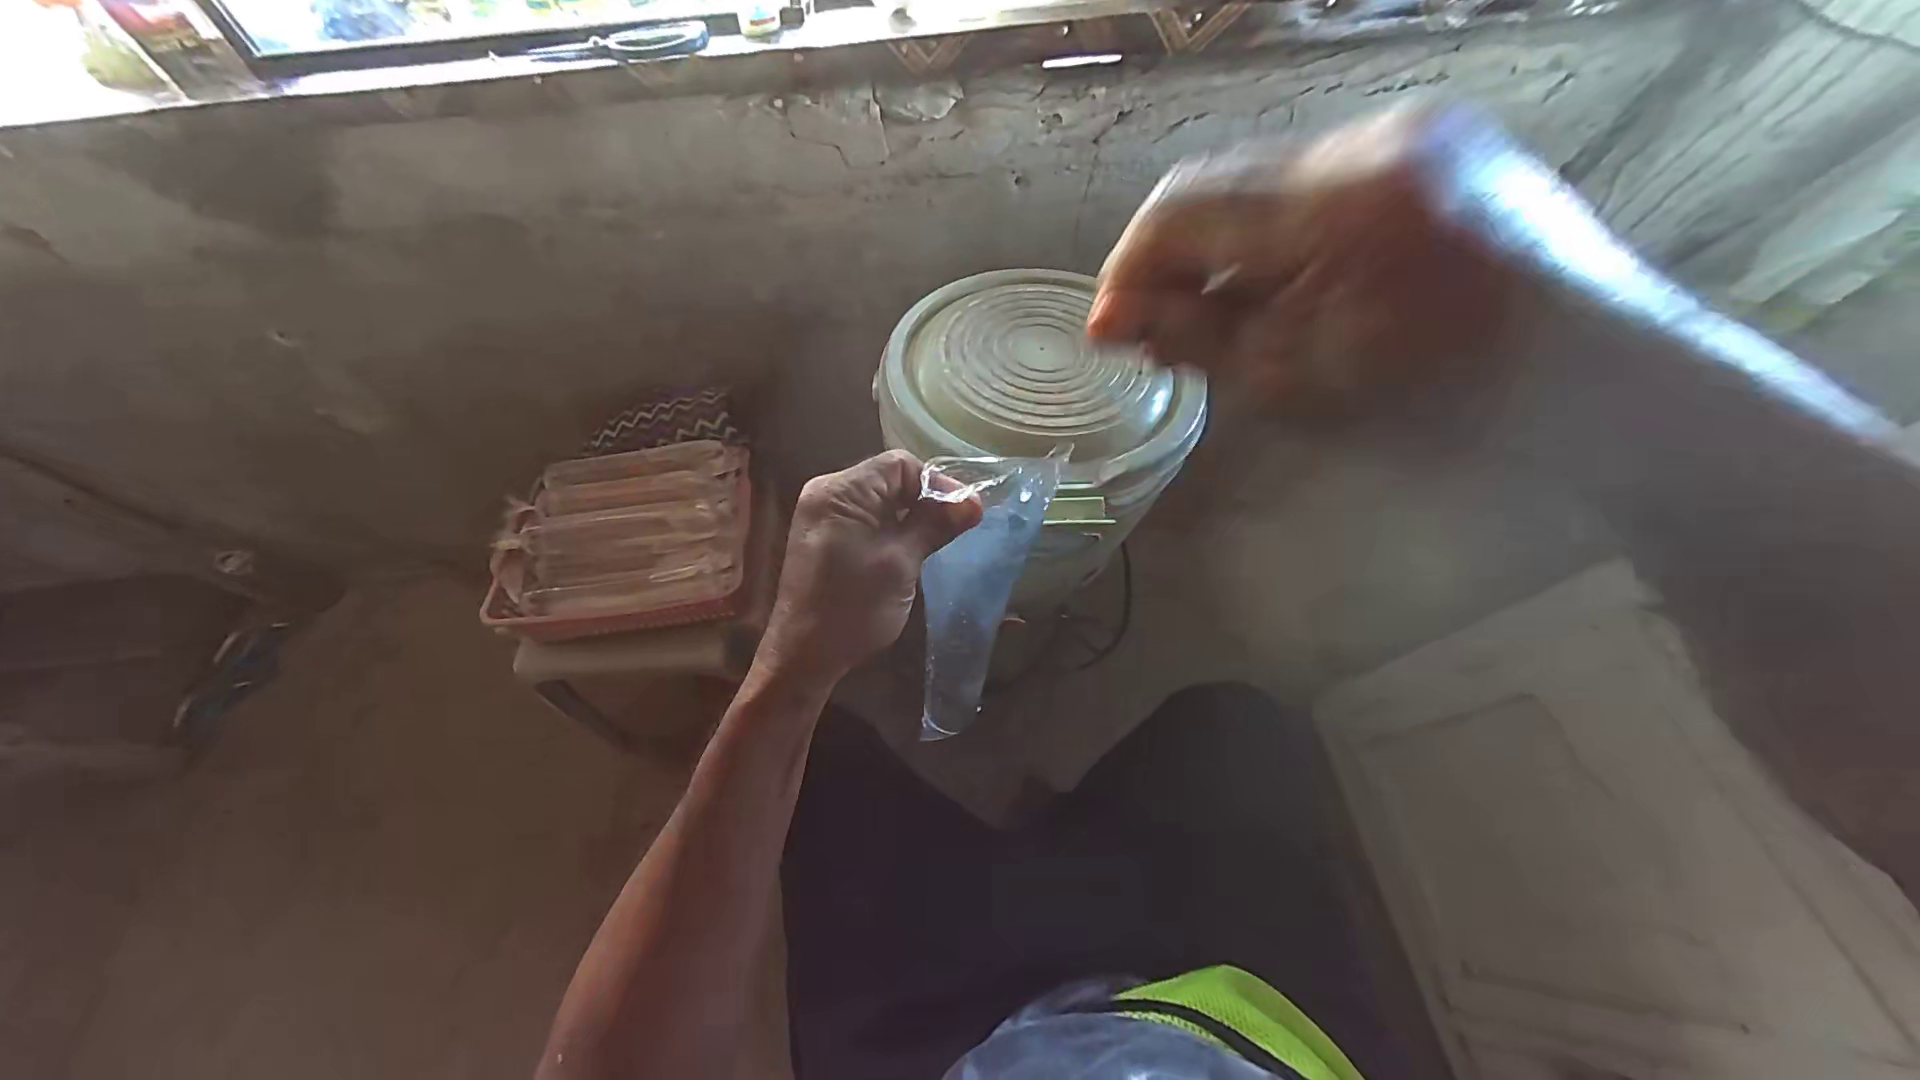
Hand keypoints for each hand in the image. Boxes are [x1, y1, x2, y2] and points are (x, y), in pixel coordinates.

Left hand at [757, 450, 981, 686]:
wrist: (804, 656)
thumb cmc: (853, 606)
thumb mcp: (901, 563)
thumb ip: (935, 525)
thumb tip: (975, 502)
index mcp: (839, 491)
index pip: (898, 465)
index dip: (937, 483)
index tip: (966, 511)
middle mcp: (827, 493)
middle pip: (889, 479)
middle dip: (926, 499)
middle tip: (958, 526)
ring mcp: (823, 516)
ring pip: (880, 501)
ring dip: (912, 516)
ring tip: (941, 539)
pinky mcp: (826, 538)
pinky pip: (867, 519)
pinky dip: (893, 528)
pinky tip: (912, 549)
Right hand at [1088, 105, 1530, 421]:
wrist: (1601, 380)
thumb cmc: (1446, 407)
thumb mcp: (1299, 384)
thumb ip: (1199, 336)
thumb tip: (1117, 321)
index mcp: (1344, 203)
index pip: (1185, 209)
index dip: (1127, 270)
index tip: (1104, 330)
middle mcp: (1374, 137)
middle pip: (1216, 187)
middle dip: (1166, 264)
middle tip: (1150, 332)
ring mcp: (1408, 130)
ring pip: (1257, 186)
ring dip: (1214, 254)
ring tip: (1204, 319)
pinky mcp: (1426, 145)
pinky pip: (1306, 187)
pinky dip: (1264, 240)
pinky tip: (1264, 289)